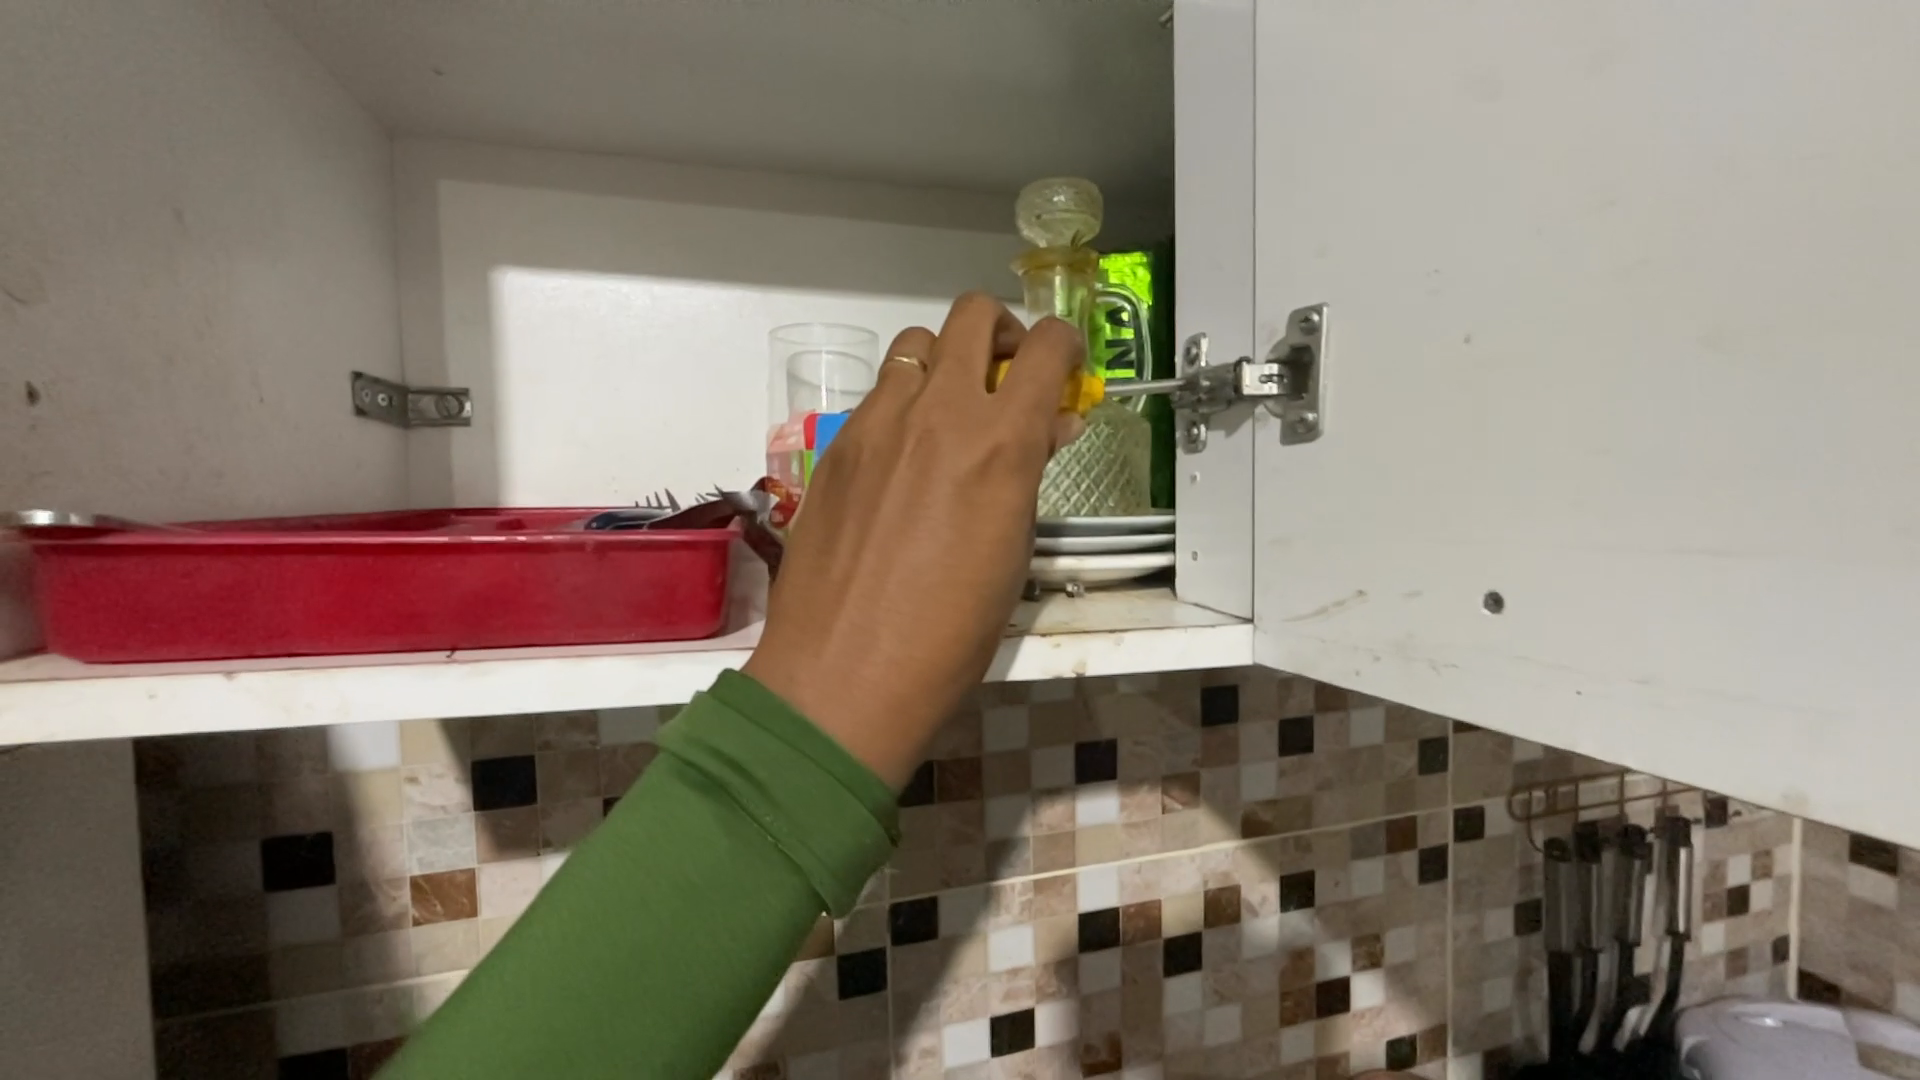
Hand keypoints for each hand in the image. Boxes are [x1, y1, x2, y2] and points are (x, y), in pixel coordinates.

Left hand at [742, 293, 1085, 787]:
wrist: (844, 672)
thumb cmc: (949, 634)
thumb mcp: (1012, 554)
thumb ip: (1028, 474)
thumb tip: (1046, 428)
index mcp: (997, 443)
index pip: (1044, 348)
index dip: (1064, 344)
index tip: (1064, 365)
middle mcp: (936, 414)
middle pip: (970, 315)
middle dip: (1000, 332)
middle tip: (1005, 376)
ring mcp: (875, 426)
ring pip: (913, 348)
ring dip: (943, 364)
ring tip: (950, 415)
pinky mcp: (833, 449)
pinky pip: (876, 397)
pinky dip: (902, 405)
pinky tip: (903, 459)